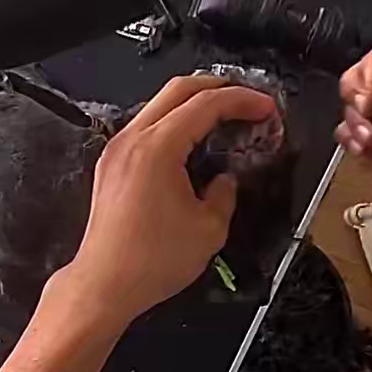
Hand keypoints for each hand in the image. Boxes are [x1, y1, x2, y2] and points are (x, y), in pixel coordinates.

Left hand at [54, 75, 277, 329]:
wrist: (105, 284)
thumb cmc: (153, 261)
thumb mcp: (209, 229)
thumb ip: (225, 194)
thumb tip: (225, 182)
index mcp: (158, 149)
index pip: (206, 104)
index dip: (242, 100)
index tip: (266, 107)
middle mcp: (132, 140)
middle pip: (178, 89)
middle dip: (218, 87)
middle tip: (247, 99)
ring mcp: (117, 151)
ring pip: (159, 105)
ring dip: (193, 104)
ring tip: (223, 118)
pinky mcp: (111, 167)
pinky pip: (146, 129)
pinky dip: (174, 125)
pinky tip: (192, 144)